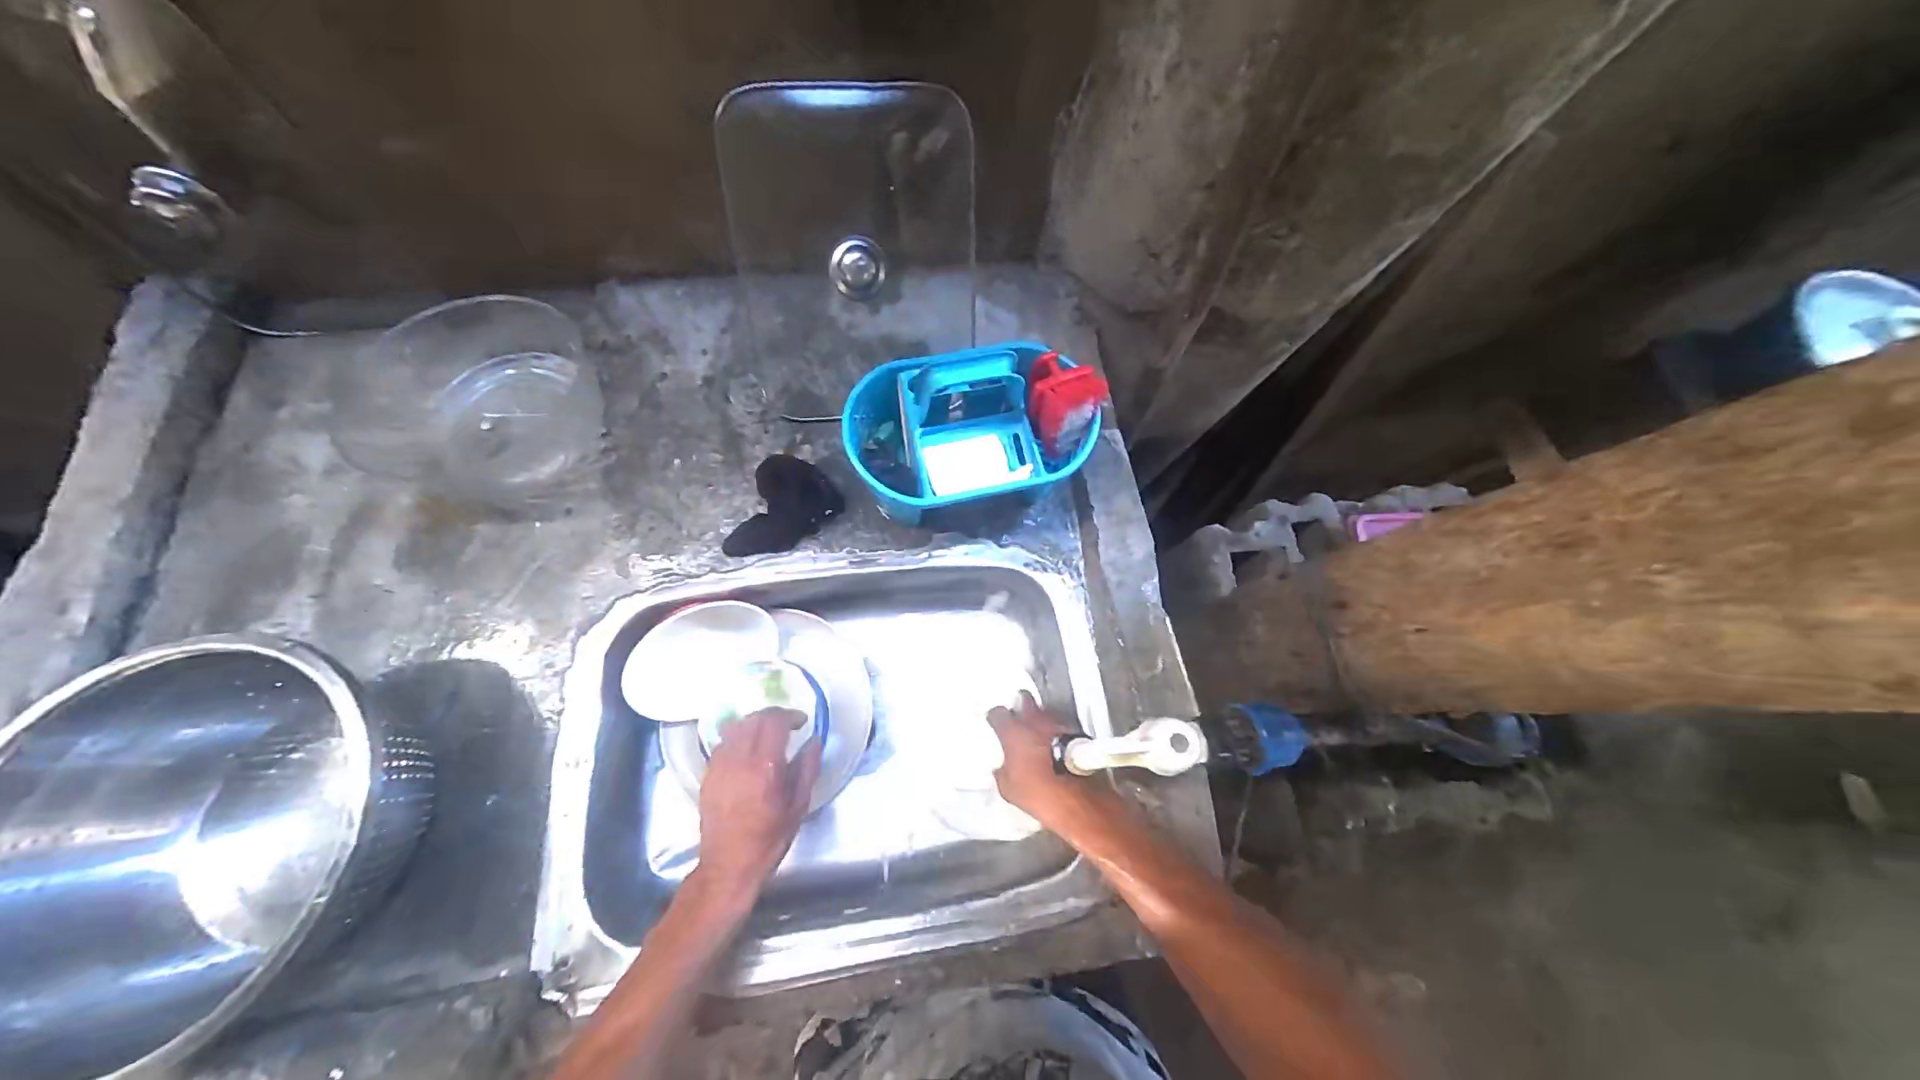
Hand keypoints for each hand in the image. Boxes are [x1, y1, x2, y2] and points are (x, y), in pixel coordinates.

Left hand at [696, 708, 822, 890]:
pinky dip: (737, 739)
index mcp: (764, 765)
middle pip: (753, 719)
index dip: (790, 715)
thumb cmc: (768, 838)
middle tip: (786, 726)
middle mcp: (739, 759)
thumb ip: (807, 769)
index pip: (774, 721)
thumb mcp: (798, 806)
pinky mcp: (707, 775)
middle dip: (772, 716)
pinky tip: (746, 753)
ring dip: (753, 724)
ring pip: (735, 727)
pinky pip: (722, 744)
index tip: (801, 722)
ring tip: (765, 735)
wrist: (728, 865)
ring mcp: (719, 766)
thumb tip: (814, 742)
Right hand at [986, 692, 1106, 826]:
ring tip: (1037, 730)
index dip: (995, 717)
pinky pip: (1061, 725)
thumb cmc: (1038, 792)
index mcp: (1013, 731)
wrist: (1078, 798)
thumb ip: (1002, 771)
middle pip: (1024, 700)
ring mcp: (1058, 724)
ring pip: (1045, 711)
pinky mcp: (1076, 732)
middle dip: (1020, 704)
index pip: (998, 713)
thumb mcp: (1008, 788)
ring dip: (1040, 718)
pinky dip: (1056, 730)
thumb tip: (1002, 769)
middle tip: (1018, 715)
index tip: (995, 721)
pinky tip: (1055, 742)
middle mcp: (1035, 721)